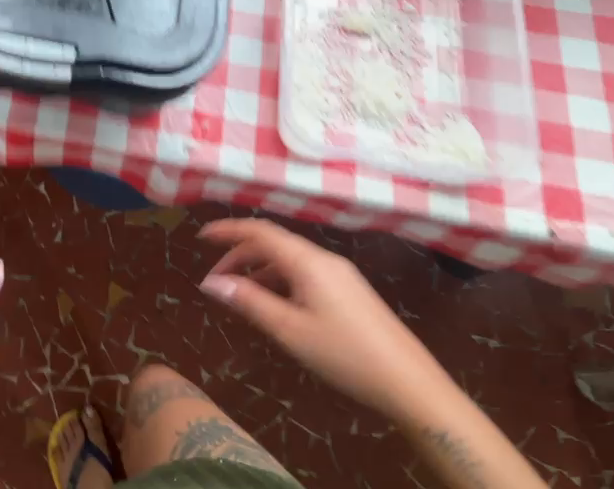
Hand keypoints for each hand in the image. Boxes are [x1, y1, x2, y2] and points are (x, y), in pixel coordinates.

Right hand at [197, 220, 456, 420]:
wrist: (412, 384)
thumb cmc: (345, 354)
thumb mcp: (290, 330)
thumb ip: (249, 302)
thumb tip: (211, 282)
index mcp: (307, 261)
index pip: (259, 231)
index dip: (228, 230)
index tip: (201, 236)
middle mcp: (324, 259)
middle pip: (274, 242)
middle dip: (240, 254)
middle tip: (216, 278)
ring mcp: (341, 274)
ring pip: (290, 259)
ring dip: (260, 269)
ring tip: (241, 295)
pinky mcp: (351, 291)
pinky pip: (305, 272)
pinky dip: (280, 279)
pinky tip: (276, 305)